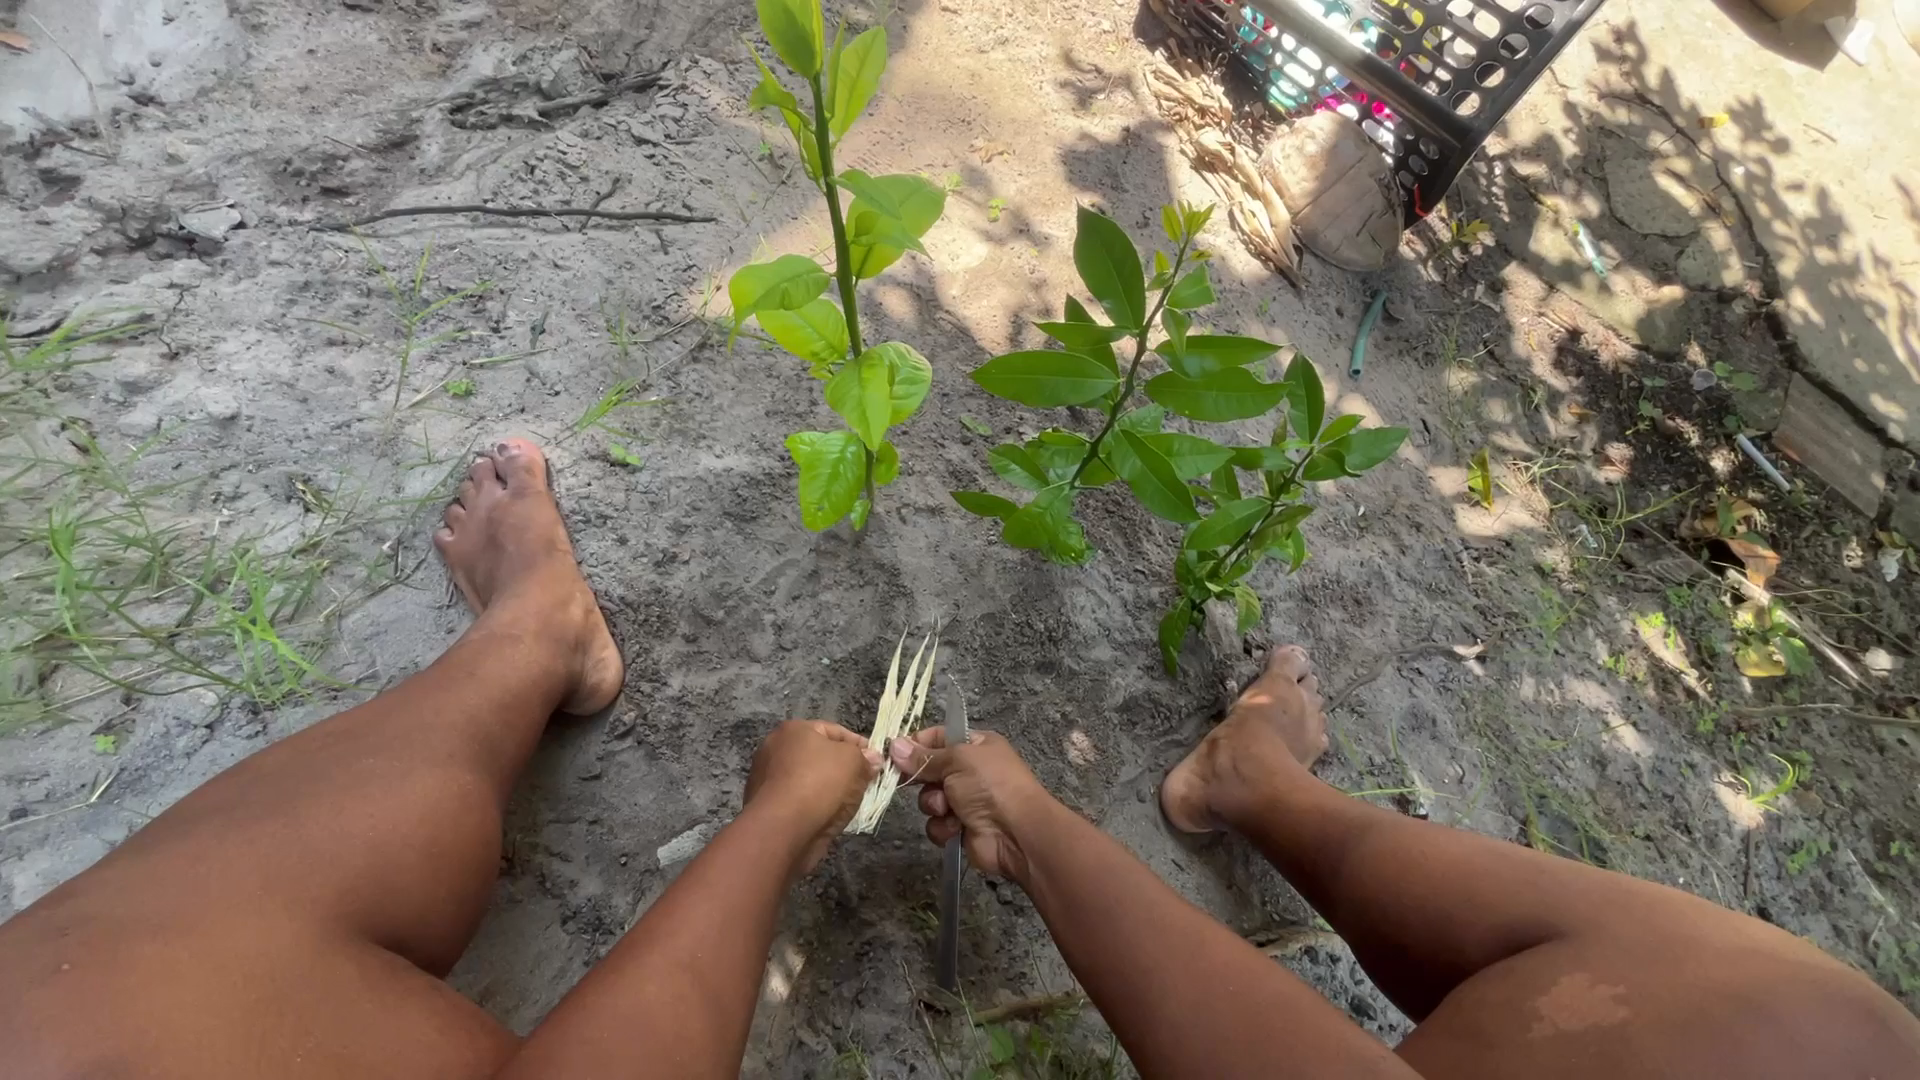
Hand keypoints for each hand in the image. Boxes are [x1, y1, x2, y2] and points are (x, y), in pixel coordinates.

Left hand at [745, 721, 881, 874]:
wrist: (781, 830)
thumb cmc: (819, 784)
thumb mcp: (853, 763)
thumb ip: (865, 758)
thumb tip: (873, 759)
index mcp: (794, 729)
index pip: (835, 731)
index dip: (859, 745)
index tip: (876, 761)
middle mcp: (775, 748)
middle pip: (819, 755)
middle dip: (843, 768)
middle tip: (865, 781)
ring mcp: (766, 778)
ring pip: (809, 779)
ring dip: (829, 788)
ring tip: (850, 802)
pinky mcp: (765, 806)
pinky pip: (798, 800)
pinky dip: (814, 805)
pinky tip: (829, 815)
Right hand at [890, 729, 1054, 882]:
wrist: (1017, 833)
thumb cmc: (991, 785)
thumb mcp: (957, 760)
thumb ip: (924, 756)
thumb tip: (894, 745)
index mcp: (974, 745)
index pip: (937, 737)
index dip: (915, 745)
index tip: (893, 752)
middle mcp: (970, 770)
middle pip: (929, 770)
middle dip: (923, 778)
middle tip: (910, 781)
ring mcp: (965, 800)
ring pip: (929, 798)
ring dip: (934, 804)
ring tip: (948, 808)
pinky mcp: (960, 827)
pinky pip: (936, 823)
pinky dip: (943, 826)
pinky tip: (956, 827)